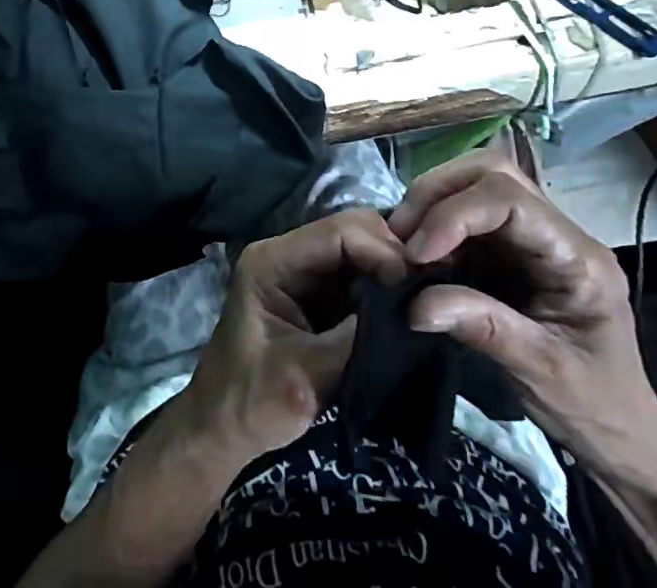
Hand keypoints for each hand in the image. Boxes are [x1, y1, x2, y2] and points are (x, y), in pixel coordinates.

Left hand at [178, 210, 407, 466]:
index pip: (338, 232)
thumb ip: (355, 340)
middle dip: (394, 257)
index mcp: (271, 261)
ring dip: (395, 273)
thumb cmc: (252, 400)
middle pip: (353, 232)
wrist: (224, 425)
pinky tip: (412, 310)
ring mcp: (304, 273)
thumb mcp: (304, 375)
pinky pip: (362, 277)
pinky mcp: (319, 295)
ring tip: (429, 301)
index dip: (384, 252)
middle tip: (431, 294)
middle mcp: (287, 255)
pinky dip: (388, 290)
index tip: (420, 290)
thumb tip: (415, 313)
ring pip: (362, 251)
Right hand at [387, 151, 656, 479]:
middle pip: (490, 172)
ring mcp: (528, 237)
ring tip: (403, 245)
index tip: (414, 254)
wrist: (618, 431)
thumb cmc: (594, 404)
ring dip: (429, 204)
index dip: (453, 214)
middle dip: (437, 193)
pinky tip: (415, 257)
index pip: (509, 199)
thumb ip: (485, 328)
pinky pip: (461, 216)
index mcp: (577, 256)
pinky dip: (430, 226)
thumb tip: (417, 304)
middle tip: (401, 236)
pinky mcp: (504, 249)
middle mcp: (554, 232)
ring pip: (472, 184)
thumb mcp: (543, 373)